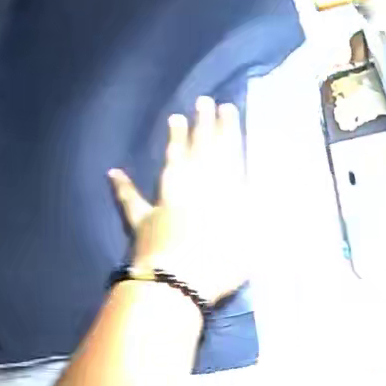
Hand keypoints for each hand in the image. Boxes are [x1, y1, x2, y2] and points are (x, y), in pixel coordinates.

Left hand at [108, 96, 251, 304]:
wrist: (179, 283)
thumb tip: (271, 193)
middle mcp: (194, 188)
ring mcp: (166, 201)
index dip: (227, 131)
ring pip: (171, 164)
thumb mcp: (254, 240)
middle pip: (200, 151)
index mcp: (224, 192)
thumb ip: (259, 215)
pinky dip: (123, 188)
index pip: (227, 154)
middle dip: (203, 126)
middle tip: (203, 102)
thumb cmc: (223, 265)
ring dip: (174, 141)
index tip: (227, 109)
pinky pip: (132, 201)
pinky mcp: (143, 220)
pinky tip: (114, 173)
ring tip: (175, 120)